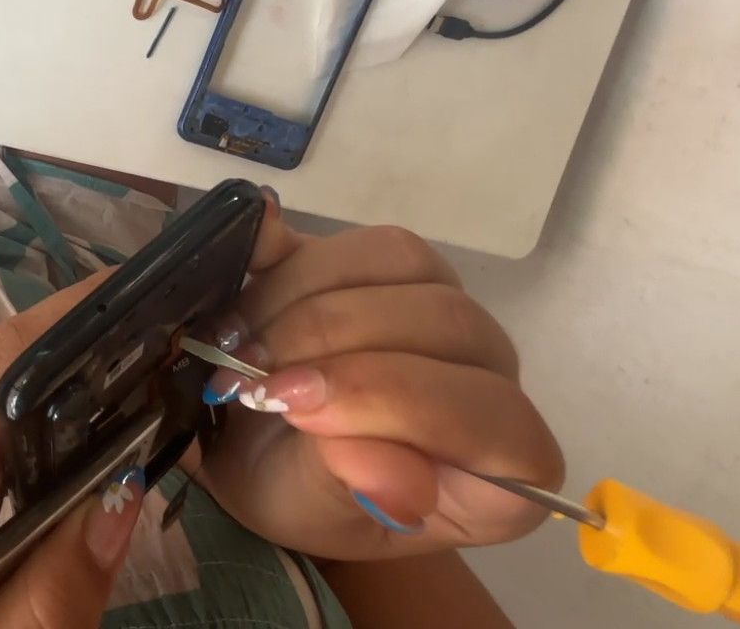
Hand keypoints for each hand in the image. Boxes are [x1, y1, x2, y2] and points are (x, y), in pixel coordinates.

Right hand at [196, 200, 563, 560]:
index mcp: (500, 456)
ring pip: (397, 258)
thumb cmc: (299, 492)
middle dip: (329, 336)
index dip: (394, 398)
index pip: (494, 414)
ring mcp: (429, 304)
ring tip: (239, 337)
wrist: (251, 446)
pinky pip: (339, 231)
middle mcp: (483, 370)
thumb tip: (393, 481)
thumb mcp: (315, 508)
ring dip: (301, 291)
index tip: (295, 405)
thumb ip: (356, 487)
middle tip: (248, 367)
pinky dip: (288, 243)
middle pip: (442, 318)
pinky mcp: (370, 263)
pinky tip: (249, 263)